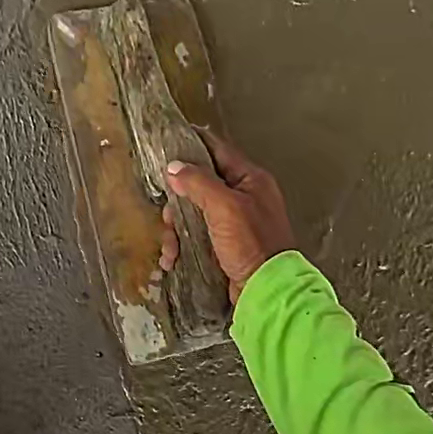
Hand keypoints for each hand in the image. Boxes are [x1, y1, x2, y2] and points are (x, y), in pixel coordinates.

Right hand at [160, 128, 294, 302]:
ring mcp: (234, 224)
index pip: (218, 150)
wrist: (266, 290)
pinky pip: (196, 238)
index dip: (193, 145)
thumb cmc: (251, 243)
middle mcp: (243, 198)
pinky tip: (173, 259)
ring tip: (170, 247)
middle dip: (178, 202)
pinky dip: (182, 247)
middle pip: (200, 186)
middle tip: (168, 217)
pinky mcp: (224, 246)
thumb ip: (199, 182)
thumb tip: (174, 167)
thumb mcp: (225, 206)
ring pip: (193, 214)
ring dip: (176, 230)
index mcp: (250, 180)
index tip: (166, 144)